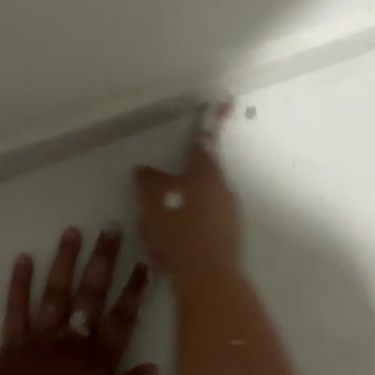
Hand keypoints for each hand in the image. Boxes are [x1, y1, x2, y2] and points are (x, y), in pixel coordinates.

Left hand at [0, 227, 159, 374]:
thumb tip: (156, 369)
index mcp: (99, 354)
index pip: (122, 318)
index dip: (134, 291)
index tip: (143, 262)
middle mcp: (74, 335)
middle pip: (91, 293)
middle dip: (103, 261)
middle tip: (111, 229)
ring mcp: (43, 332)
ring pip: (57, 291)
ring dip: (65, 261)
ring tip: (72, 231)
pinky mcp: (16, 337)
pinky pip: (18, 307)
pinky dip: (20, 283)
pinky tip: (23, 258)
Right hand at [135, 101, 241, 277]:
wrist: (206, 274)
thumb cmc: (178, 225)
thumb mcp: (151, 196)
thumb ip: (147, 180)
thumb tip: (145, 172)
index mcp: (205, 172)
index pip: (206, 139)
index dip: (215, 118)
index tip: (227, 100)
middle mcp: (222, 190)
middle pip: (194, 180)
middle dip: (171, 192)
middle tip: (151, 211)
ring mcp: (228, 216)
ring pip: (192, 209)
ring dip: (172, 219)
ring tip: (153, 238)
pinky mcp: (226, 241)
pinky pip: (196, 232)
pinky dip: (179, 238)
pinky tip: (164, 254)